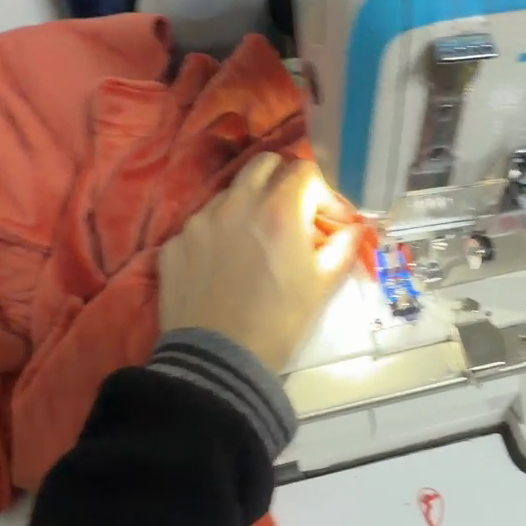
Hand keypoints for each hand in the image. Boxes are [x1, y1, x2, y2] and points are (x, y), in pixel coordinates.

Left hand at [159, 153, 361, 372]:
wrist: (217, 361)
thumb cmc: (279, 324)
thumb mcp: (321, 287)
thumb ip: (341, 248)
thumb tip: (351, 229)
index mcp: (280, 210)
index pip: (305, 170)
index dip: (322, 192)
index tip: (327, 220)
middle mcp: (237, 203)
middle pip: (264, 165)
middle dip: (283, 181)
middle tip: (292, 214)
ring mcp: (200, 221)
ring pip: (229, 194)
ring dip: (248, 207)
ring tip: (254, 243)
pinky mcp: (174, 243)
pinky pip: (201, 225)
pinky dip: (218, 235)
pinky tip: (222, 266)